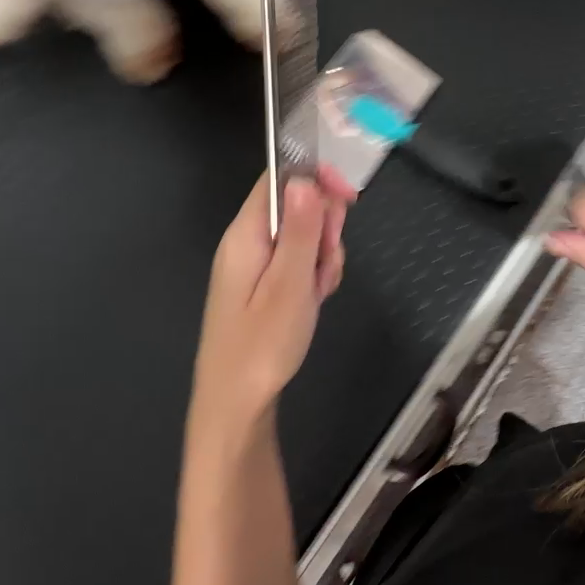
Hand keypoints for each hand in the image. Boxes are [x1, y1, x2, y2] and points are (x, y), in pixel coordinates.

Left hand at [190, 167, 355, 419]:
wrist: (236, 405)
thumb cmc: (263, 345)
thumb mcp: (290, 285)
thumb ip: (300, 230)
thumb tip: (305, 179)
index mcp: (247, 235)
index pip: (280, 179)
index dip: (316, 178)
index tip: (348, 199)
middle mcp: (247, 241)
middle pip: (296, 205)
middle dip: (325, 225)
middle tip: (326, 261)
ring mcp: (254, 264)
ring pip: (303, 235)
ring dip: (323, 254)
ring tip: (319, 290)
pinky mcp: (263, 284)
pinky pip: (297, 261)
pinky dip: (314, 273)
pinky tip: (314, 298)